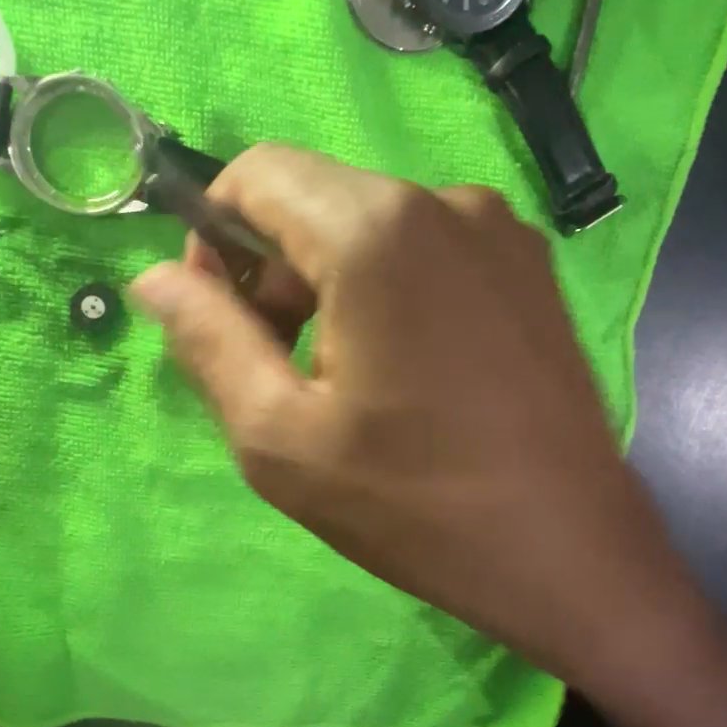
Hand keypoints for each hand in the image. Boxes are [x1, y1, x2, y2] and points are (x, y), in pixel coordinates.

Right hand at [130, 144, 690, 681]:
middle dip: (276, 271)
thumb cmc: (416, 504)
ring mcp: (504, 233)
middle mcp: (448, 201)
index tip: (224, 322)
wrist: (569, 552)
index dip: (216, 238)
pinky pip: (433, 253)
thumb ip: (208, 340)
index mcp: (377, 228)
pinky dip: (395, 292)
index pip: (257, 174)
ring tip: (349, 385)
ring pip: (377, 227)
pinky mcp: (535, 272)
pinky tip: (412, 375)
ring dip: (335, 286)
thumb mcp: (282, 438)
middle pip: (319, 199)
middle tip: (281, 371)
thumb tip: (157, 275)